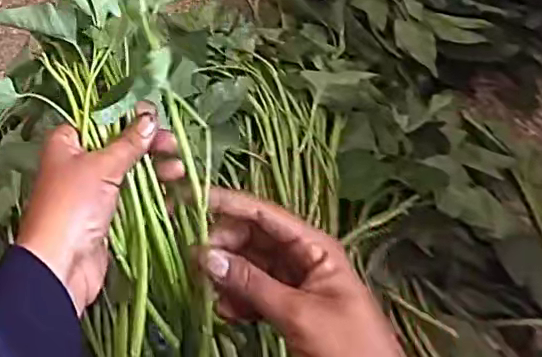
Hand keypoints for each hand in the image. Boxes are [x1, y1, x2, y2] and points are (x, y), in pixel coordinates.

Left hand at [14, 104, 157, 313]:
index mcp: (67, 140)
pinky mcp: (105, 214)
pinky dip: (151, 192)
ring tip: (179, 170)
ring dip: (154, 168)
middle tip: (172, 144)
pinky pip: (132, 197)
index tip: (154, 116)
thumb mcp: (102, 166)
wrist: (61, 266)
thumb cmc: (72, 205)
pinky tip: (173, 190)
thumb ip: (128, 143)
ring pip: (128, 171)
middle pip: (117, 145)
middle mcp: (77, 161)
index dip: (128, 116)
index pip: (100, 118)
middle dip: (146, 144)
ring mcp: (92, 189)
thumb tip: (149, 117)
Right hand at [195, 188, 402, 356]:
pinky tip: (225, 311)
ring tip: (207, 289)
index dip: (226, 203)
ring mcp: (296, 284)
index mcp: (313, 246)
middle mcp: (302, 256)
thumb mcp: (299, 315)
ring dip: (228, 275)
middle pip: (252, 236)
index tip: (190, 200)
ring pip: (250, 265)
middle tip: (195, 258)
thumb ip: (252, 282)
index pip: (262, 212)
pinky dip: (238, 299)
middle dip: (223, 246)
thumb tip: (206, 255)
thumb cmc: (350, 352)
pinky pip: (255, 292)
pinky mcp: (290, 310)